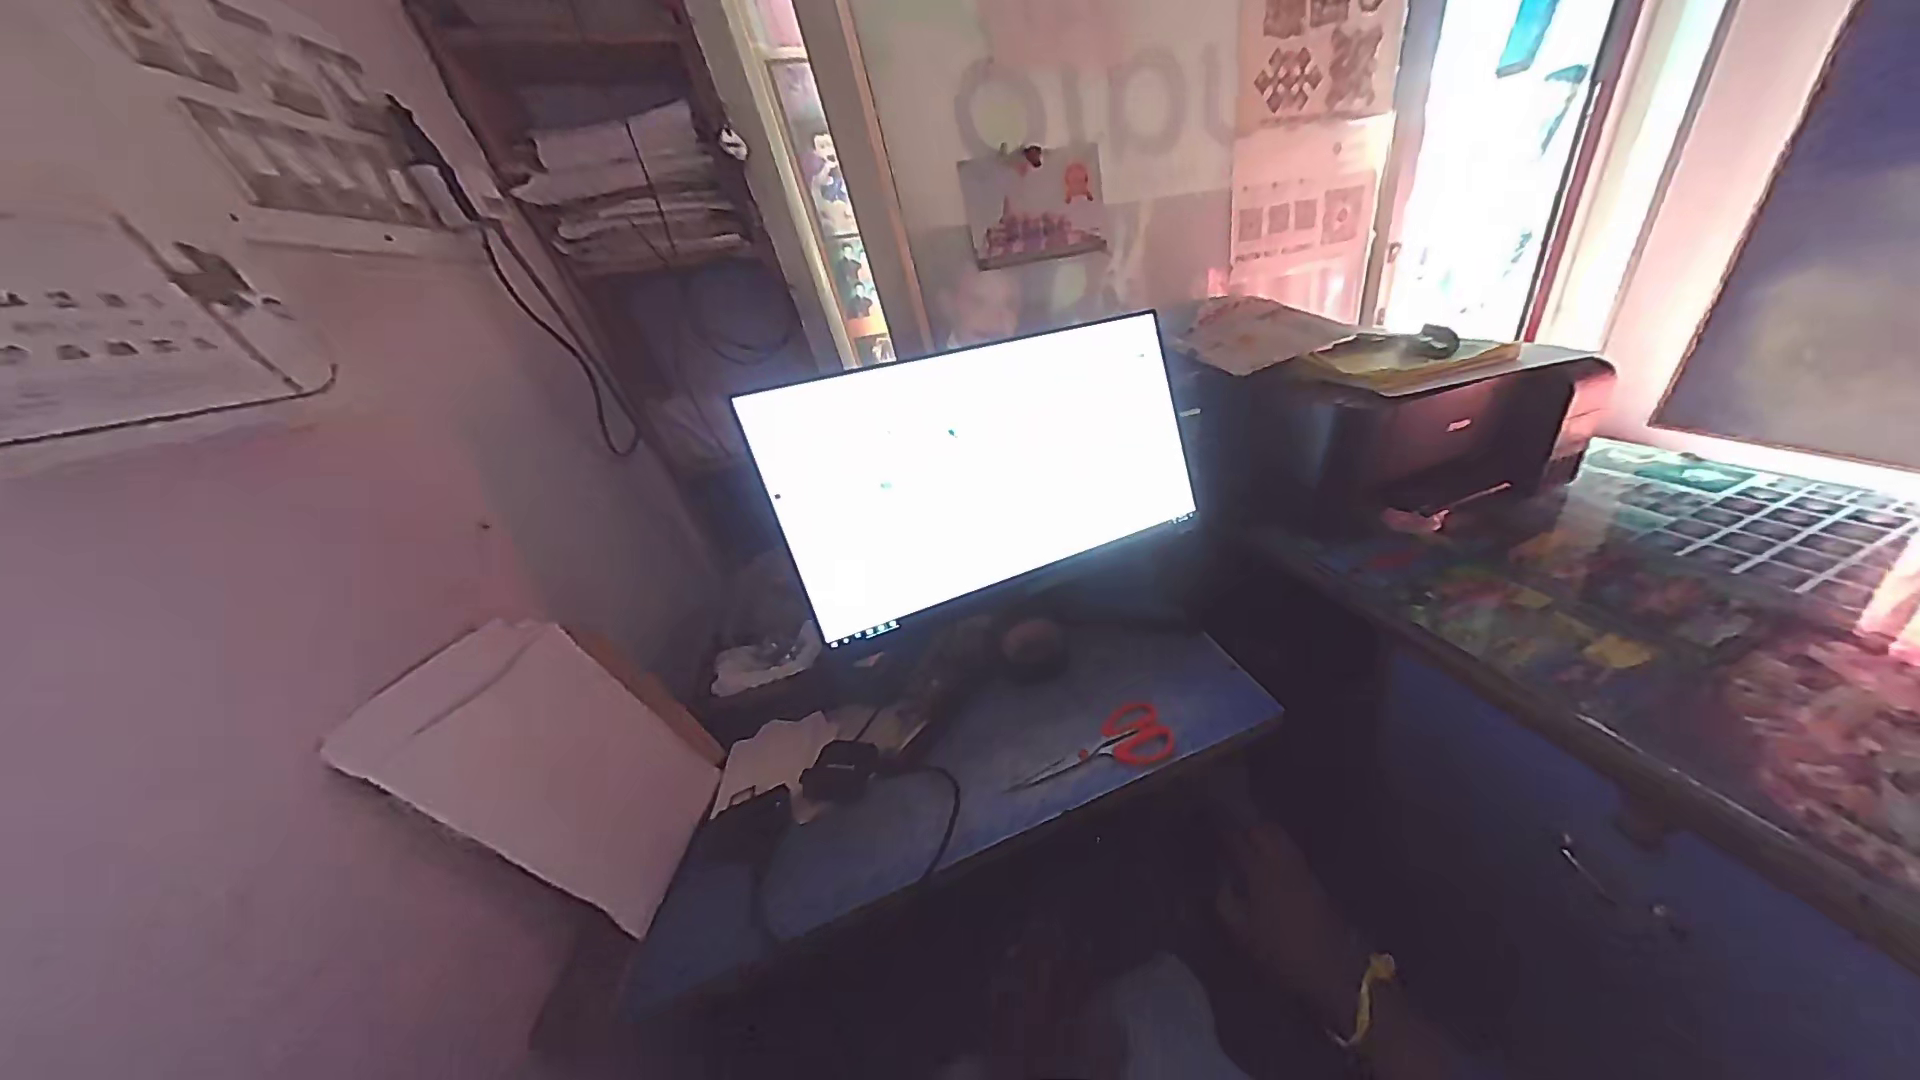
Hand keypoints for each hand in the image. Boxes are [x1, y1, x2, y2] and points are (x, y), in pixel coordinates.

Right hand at [1214, 822, 1368, 1021]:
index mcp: (1259, 870)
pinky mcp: (1314, 880)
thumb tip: (1215, 882)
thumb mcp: (1242, 933)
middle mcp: (1280, 861)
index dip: (1218, 830)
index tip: (1202, 826)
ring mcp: (1301, 869)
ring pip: (1279, 837)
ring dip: (1261, 834)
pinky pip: (1289, 851)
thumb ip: (1223, 902)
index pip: (1233, 838)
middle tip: (1227, 832)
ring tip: (1246, 842)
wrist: (1335, 972)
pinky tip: (1267, 862)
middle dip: (1242, 825)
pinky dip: (1275, 848)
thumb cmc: (1282, 953)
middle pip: (1261, 828)